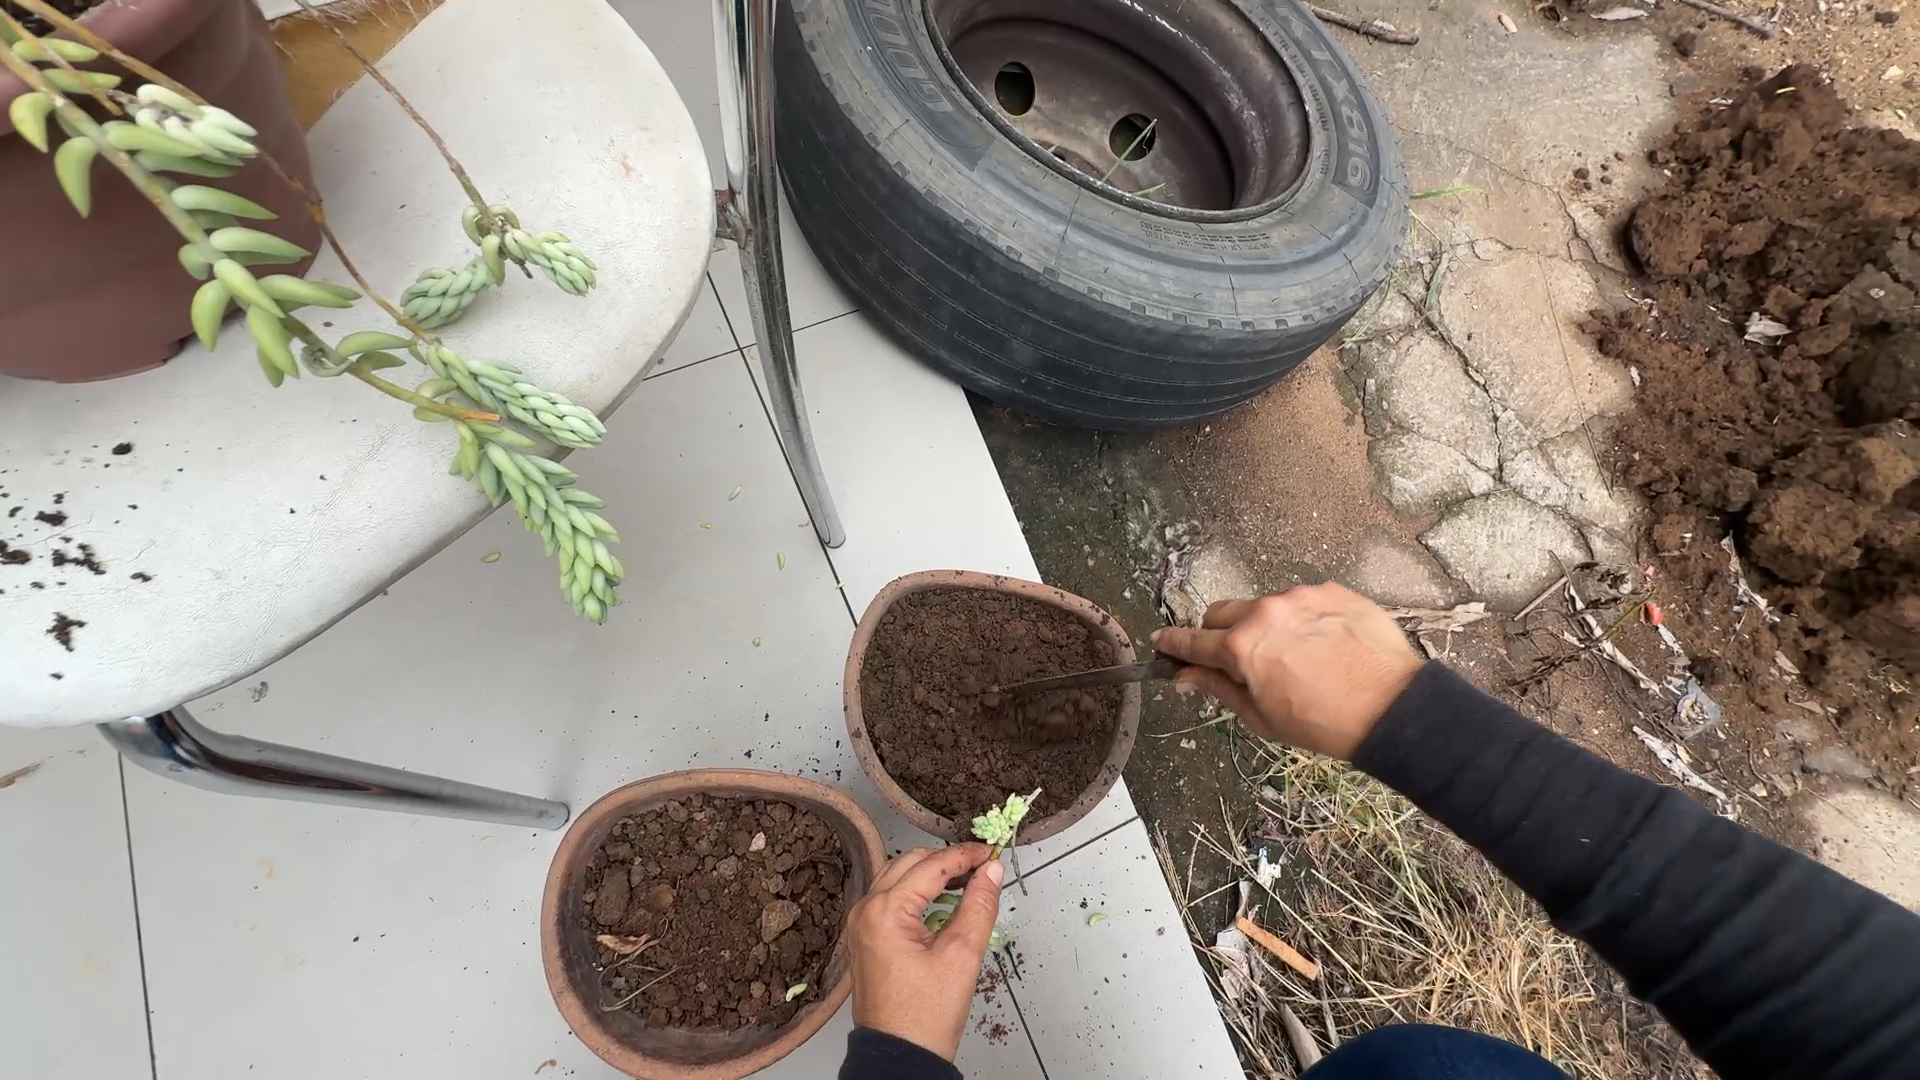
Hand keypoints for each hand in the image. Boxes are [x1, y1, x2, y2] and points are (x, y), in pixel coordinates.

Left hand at [847, 843, 1003, 1060]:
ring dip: (931, 871)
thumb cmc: (925, 1018)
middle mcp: (867, 909)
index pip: (932, 866)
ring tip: (966, 879)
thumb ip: (979, 906)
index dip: (965, 856)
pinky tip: (941, 898)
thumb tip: (991, 871)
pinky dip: (916, 889)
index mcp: (886, 911)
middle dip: (948, 860)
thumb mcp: (962, 957)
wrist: (899, 1061)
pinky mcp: (866, 935)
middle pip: (911, 862)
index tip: (990, 853)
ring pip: (899, 875)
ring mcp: (862, 922)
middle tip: (981, 866)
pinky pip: (891, 895)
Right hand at [1151, 583, 1422, 758]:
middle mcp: (1262, 613)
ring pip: (1262, 606)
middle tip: (1237, 657)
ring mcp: (1297, 597)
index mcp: (1239, 647)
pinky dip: (1300, 618)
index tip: (1161, 641)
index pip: (1191, 640)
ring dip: (1263, 625)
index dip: (1173, 643)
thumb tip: (1185, 676)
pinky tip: (1322, 643)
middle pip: (1220, 613)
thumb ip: (1218, 688)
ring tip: (1294, 653)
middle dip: (1219, 633)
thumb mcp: (1261, 717)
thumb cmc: (1322, 723)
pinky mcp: (1330, 591)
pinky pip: (1301, 600)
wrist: (1394, 709)